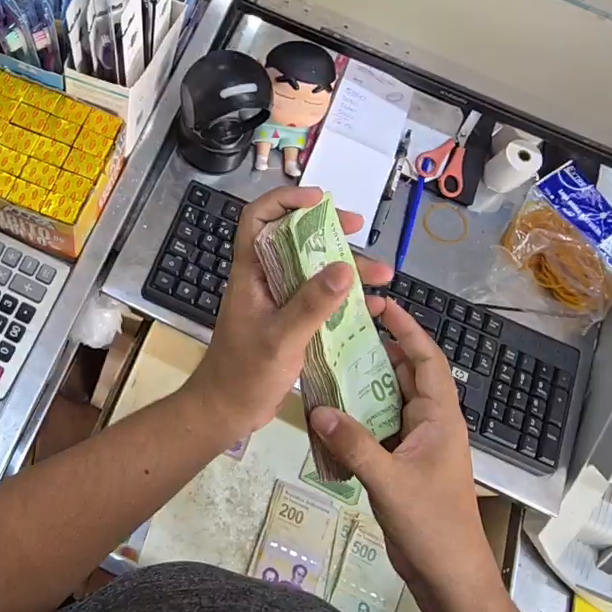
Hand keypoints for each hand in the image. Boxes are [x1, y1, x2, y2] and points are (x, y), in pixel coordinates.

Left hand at [184, 185, 391, 434]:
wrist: (226, 412)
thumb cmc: (243, 373)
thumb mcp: (280, 338)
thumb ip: (311, 304)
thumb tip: (344, 268)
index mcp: (250, 273)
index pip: (259, 219)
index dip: (285, 201)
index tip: (318, 199)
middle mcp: (263, 280)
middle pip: (293, 240)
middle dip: (327, 231)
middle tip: (358, 228)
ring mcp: (276, 302)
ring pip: (312, 272)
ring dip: (345, 269)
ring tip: (384, 274)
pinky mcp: (288, 324)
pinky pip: (319, 302)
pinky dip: (344, 301)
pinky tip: (373, 308)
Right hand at [308, 300, 491, 594]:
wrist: (449, 578)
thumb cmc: (432, 525)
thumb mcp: (390, 481)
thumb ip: (354, 443)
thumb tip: (317, 408)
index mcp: (440, 418)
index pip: (427, 360)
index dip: (408, 329)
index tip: (381, 303)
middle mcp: (429, 424)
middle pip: (405, 375)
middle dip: (377, 351)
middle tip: (340, 331)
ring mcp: (415, 444)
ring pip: (388, 401)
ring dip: (362, 384)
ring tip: (327, 363)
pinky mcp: (401, 464)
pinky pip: (377, 427)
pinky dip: (356, 416)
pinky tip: (327, 412)